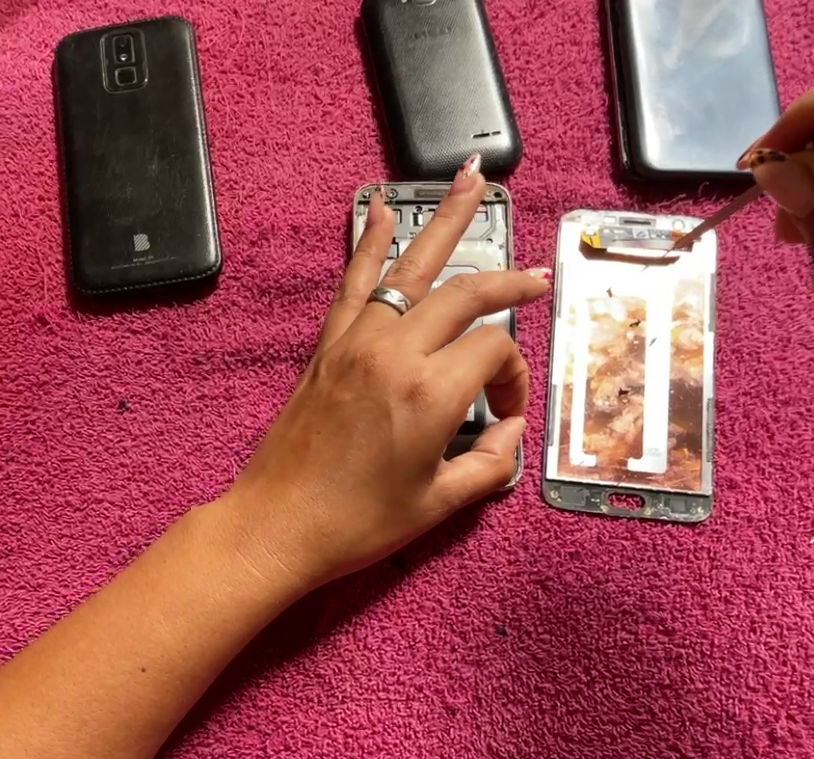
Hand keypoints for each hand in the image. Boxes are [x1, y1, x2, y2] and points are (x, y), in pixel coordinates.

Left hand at [217, 161, 549, 589]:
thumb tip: (510, 434)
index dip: (512, 380)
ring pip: (411, 268)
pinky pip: (354, 283)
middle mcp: (395, 352)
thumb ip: (489, 465)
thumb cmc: (357, 524)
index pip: (494, 352)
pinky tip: (382, 212)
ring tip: (473, 178)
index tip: (502, 416)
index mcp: (431, 393)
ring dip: (446, 222)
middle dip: (508, 282)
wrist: (277, 525)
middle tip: (536, 279)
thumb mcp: (438, 505)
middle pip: (465, 293)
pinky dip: (371, 245)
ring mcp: (356, 343)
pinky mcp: (327, 348)